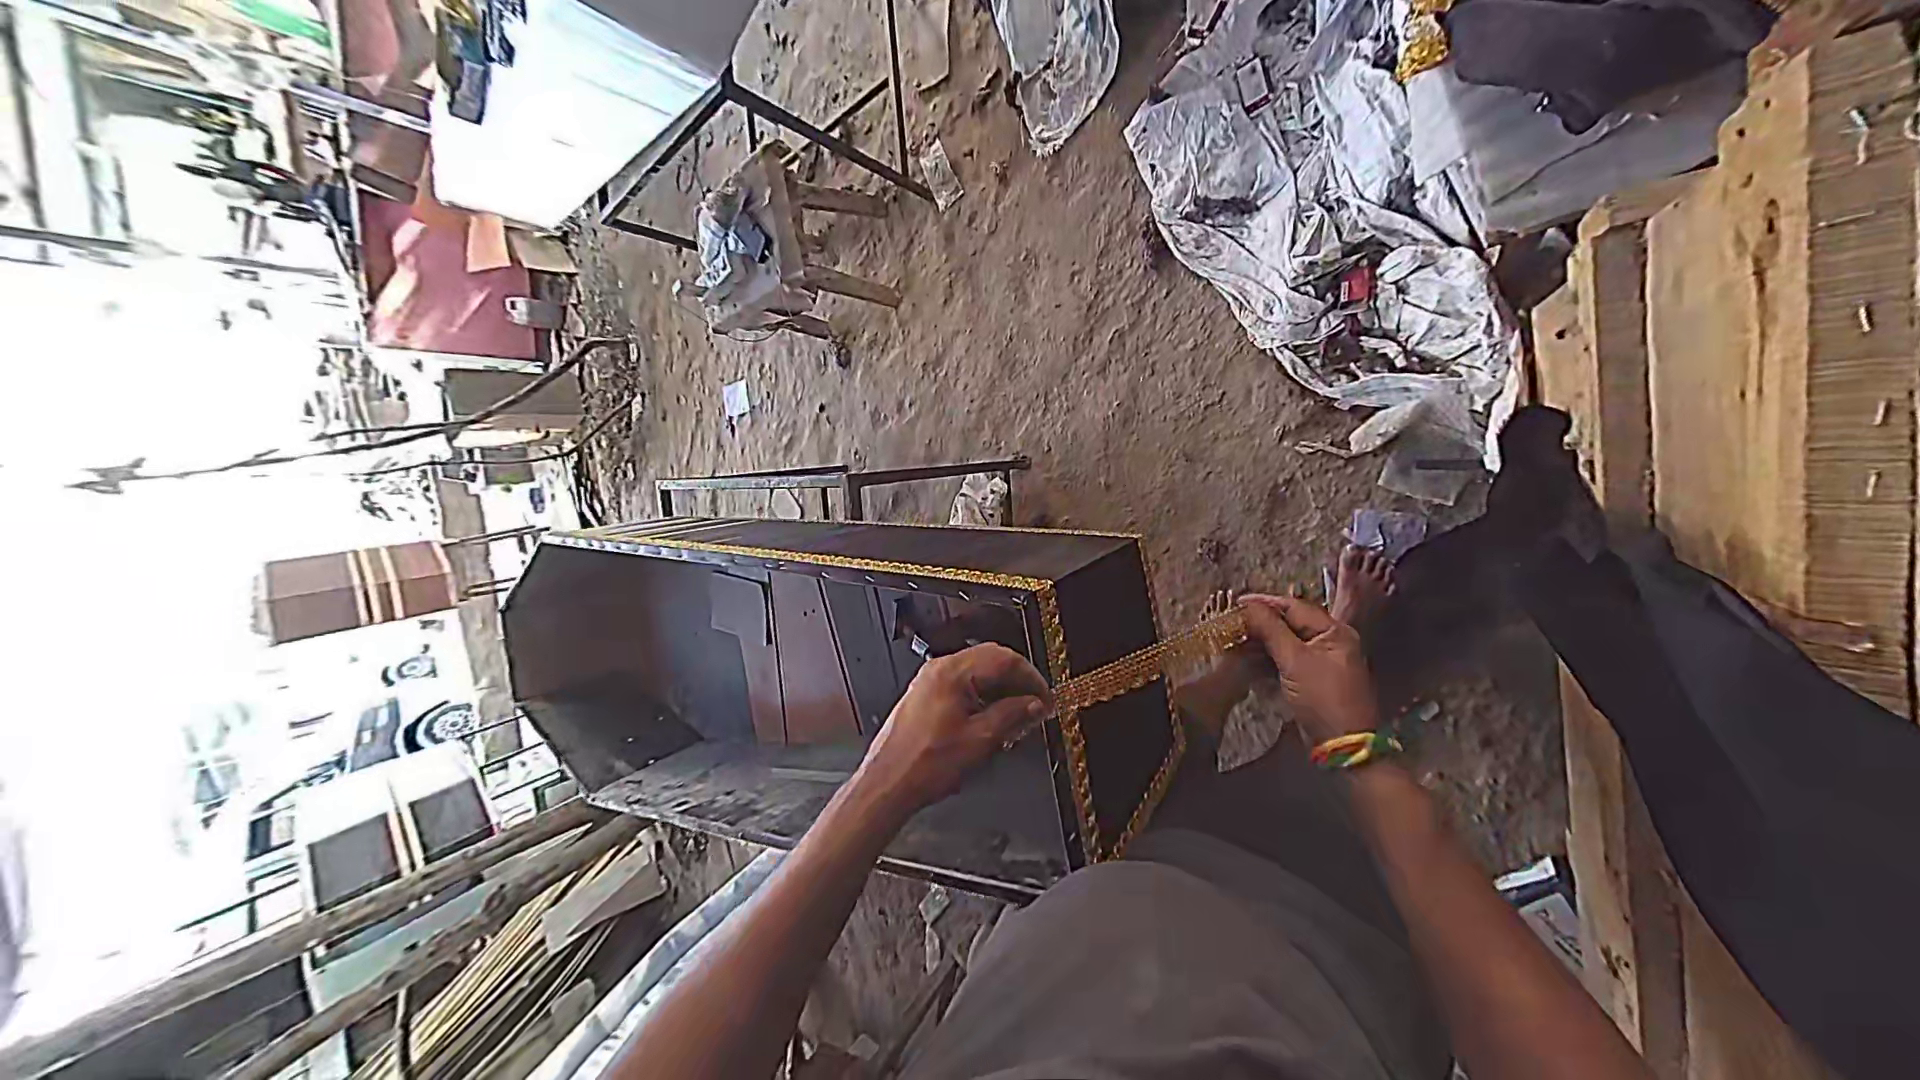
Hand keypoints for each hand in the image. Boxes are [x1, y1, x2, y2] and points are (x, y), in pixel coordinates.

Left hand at [850, 643, 1053, 821]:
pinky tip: (993, 720)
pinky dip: (983, 697)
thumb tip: (1034, 704)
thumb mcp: (980, 740)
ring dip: (1001, 690)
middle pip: (991, 660)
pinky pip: (963, 685)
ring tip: (1017, 717)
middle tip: (1036, 705)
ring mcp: (931, 681)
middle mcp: (939, 669)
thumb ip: (1012, 715)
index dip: (1031, 677)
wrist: (888, 784)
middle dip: (1018, 681)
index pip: (1004, 658)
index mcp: (952, 673)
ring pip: (978, 673)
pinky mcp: (927, 695)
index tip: (1045, 697)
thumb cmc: (923, 765)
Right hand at [1239, 594, 1380, 743]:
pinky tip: (1247, 656)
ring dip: (1260, 639)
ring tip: (1234, 638)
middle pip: (1290, 622)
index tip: (1235, 602)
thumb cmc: (1322, 698)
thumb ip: (1271, 629)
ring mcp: (1321, 661)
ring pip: (1285, 641)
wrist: (1342, 745)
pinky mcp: (1311, 678)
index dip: (1264, 603)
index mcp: (1334, 631)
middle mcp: (1330, 642)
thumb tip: (1248, 606)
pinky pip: (1286, 658)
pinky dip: (1267, 655)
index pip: (1294, 607)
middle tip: (1231, 621)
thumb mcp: (1295, 660)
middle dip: (1260, 621)